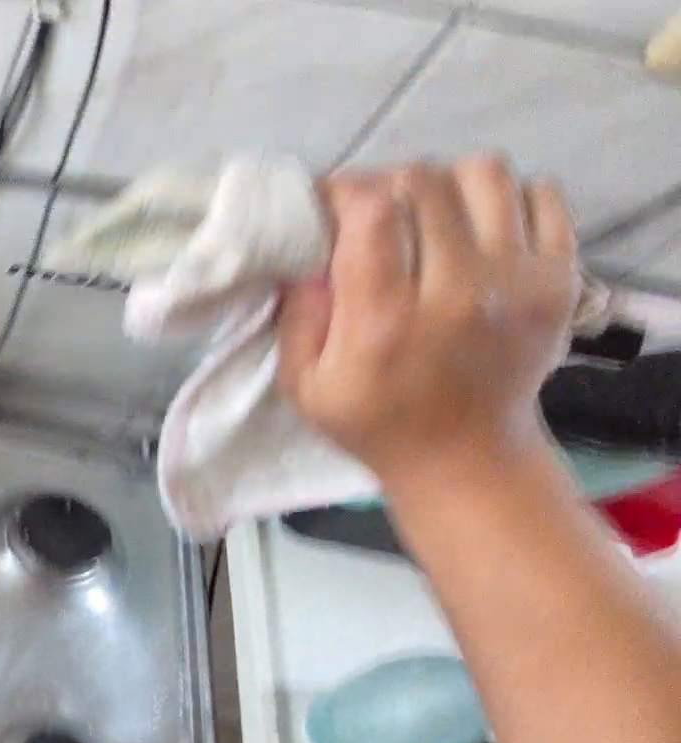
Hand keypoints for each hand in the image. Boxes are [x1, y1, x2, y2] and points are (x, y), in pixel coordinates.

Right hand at [277, 158, 581, 494]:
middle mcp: (457, 289)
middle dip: (384, 184)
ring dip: (442, 184)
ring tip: (420, 212)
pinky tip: (471, 227)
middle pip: (425, 184)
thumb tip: (307, 260)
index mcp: (383, 320)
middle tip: (366, 209)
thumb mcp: (303, 384)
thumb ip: (299, 320)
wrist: (463, 451)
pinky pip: (540, 195)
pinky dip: (500, 198)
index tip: (325, 199)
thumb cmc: (369, 419)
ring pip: (484, 175)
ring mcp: (519, 278)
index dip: (344, 190)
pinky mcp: (560, 275)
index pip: (372, 214)